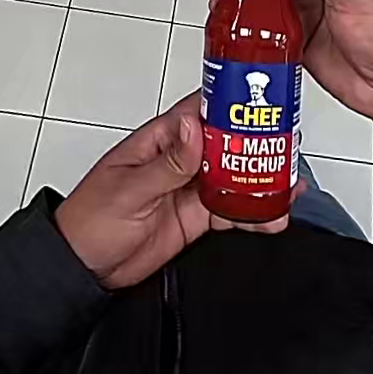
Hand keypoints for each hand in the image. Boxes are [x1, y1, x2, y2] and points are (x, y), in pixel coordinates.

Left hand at [55, 94, 295, 289]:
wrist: (83, 271)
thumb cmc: (90, 218)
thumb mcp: (129, 188)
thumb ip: (167, 163)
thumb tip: (195, 126)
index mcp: (162, 139)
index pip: (202, 111)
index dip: (231, 103)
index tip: (261, 102)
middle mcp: (180, 158)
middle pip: (226, 142)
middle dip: (256, 143)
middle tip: (287, 147)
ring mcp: (190, 188)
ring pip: (234, 176)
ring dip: (260, 179)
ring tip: (289, 185)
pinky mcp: (195, 217)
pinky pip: (231, 210)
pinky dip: (253, 213)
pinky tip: (272, 216)